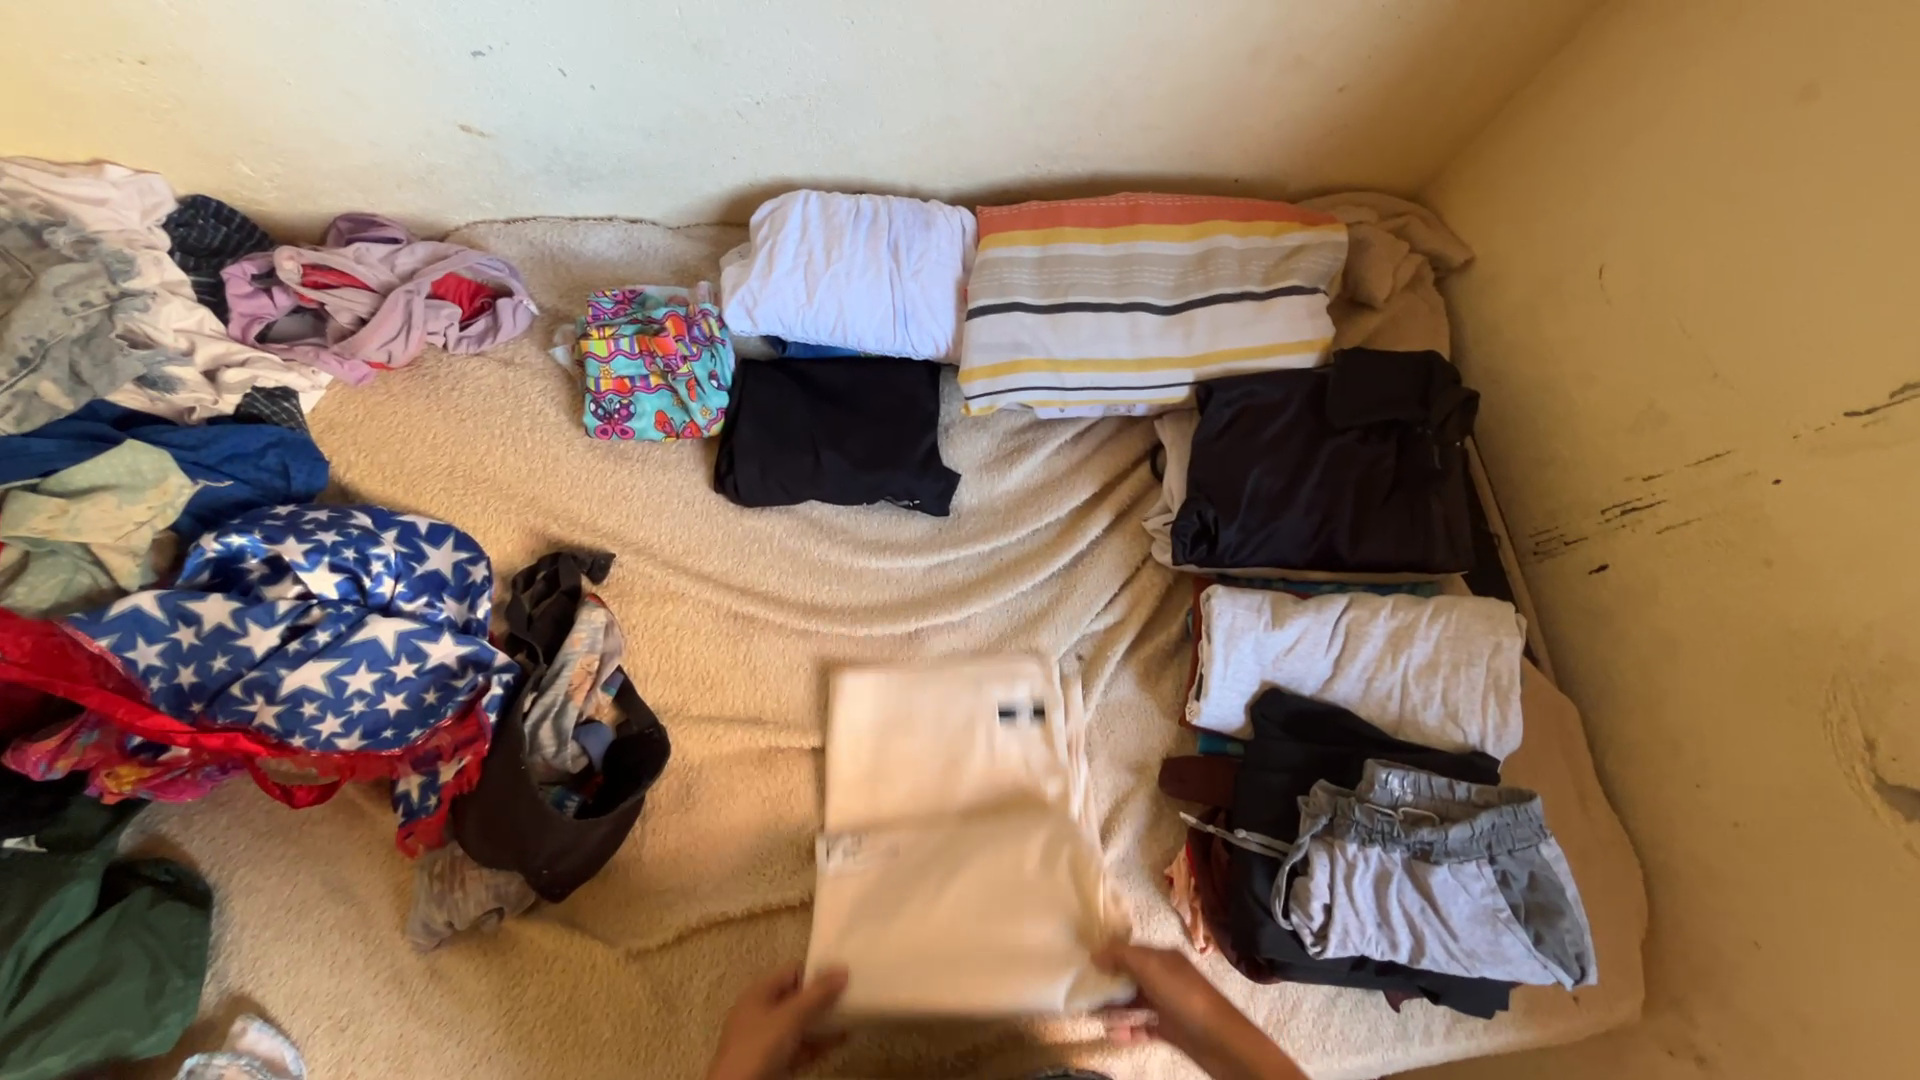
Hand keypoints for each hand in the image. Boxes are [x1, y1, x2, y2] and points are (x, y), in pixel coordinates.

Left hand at [704, 964, 848, 1079]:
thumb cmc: (759, 1047)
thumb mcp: (789, 1017)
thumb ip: (817, 994)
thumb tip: (843, 969)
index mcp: (759, 993)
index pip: (793, 972)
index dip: (817, 971)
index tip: (842, 974)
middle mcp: (762, 1013)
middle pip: (799, 998)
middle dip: (824, 998)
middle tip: (852, 994)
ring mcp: (768, 1040)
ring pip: (802, 1024)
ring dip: (825, 1021)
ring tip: (853, 1015)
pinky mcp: (775, 1063)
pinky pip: (802, 1047)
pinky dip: (820, 1043)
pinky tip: (843, 1039)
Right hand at [1093, 943, 1304, 1079]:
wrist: (1221, 1042)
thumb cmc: (1185, 997)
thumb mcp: (1151, 967)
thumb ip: (1122, 956)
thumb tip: (1095, 953)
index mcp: (1163, 957)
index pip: (1130, 951)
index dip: (1109, 956)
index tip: (1086, 964)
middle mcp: (1164, 977)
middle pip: (1130, 978)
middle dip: (1108, 985)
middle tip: (1085, 994)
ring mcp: (1167, 1005)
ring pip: (1134, 1004)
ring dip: (1115, 1010)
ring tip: (1096, 1018)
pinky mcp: (1170, 1030)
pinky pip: (1143, 1027)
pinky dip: (1128, 1030)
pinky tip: (1114, 1035)